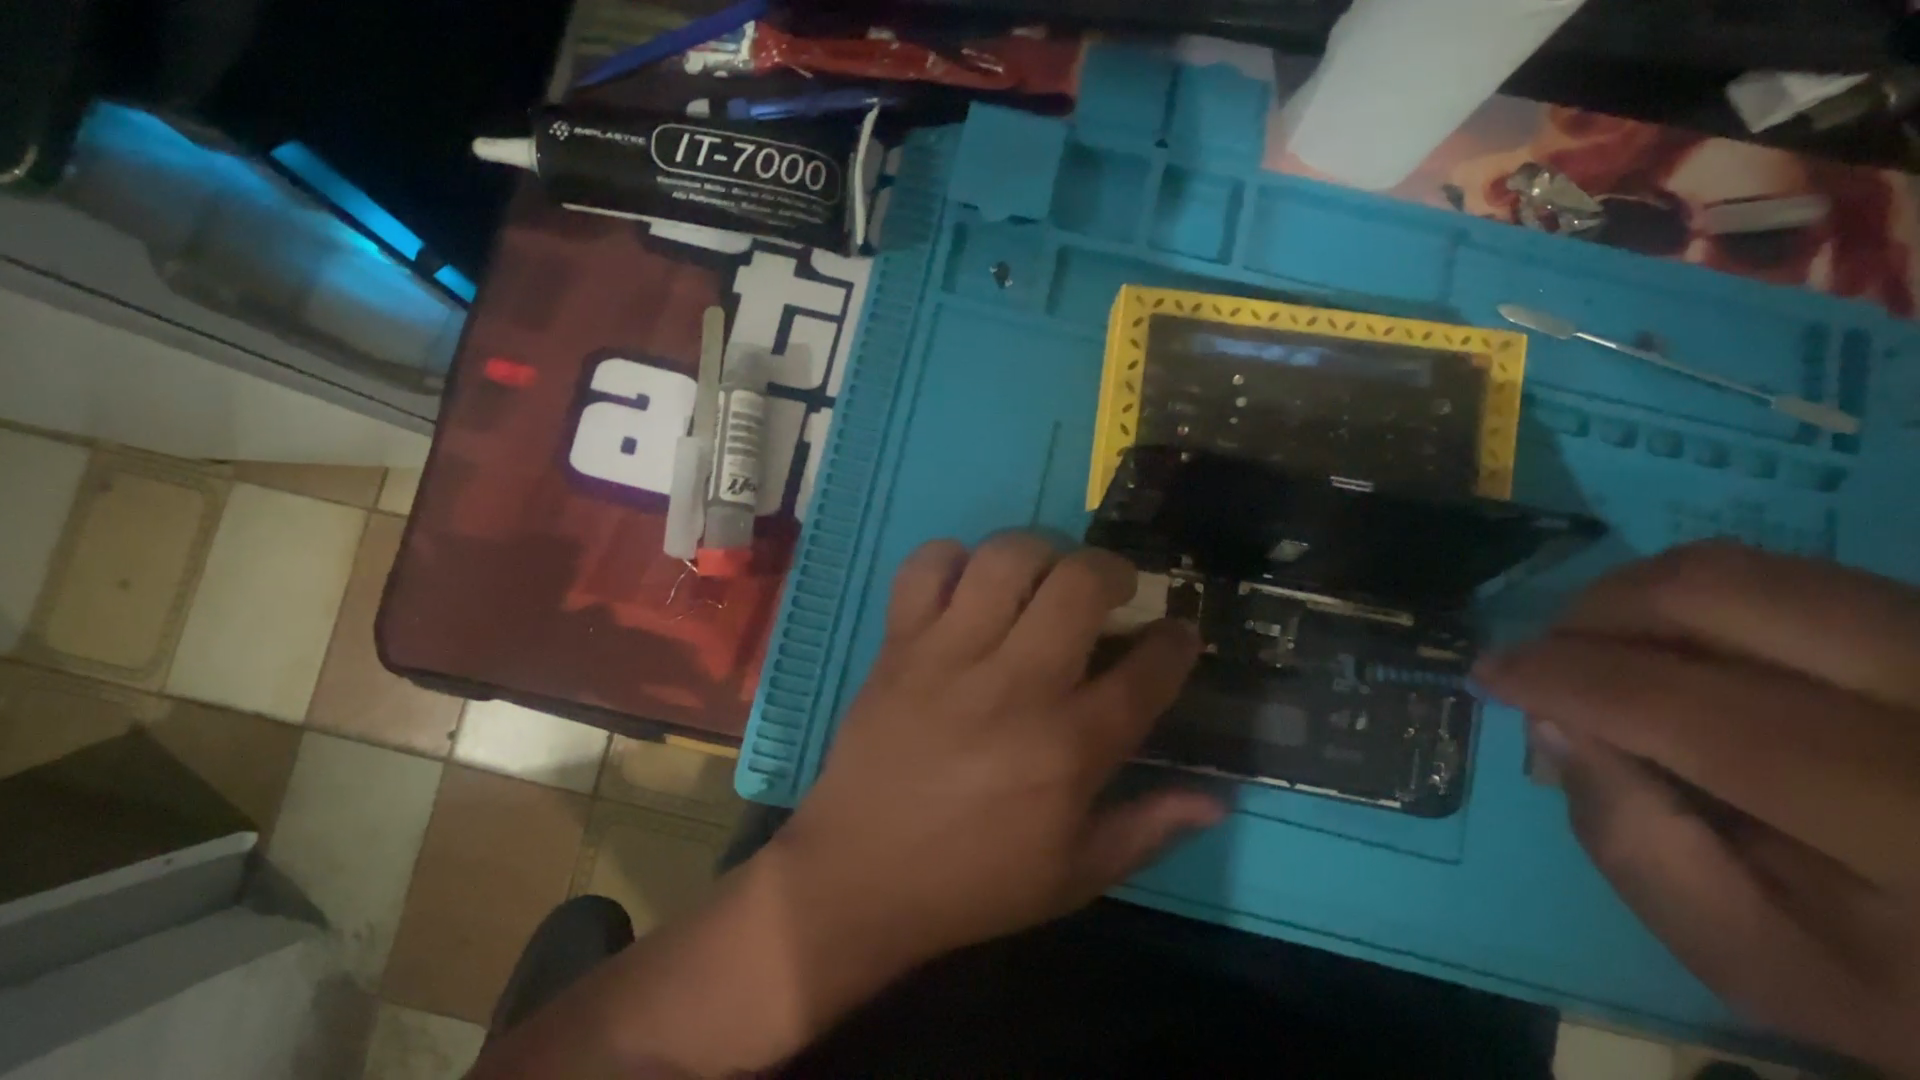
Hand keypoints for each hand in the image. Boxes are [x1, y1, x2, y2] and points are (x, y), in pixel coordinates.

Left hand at [770, 533, 1224, 969]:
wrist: (858, 879)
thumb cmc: (974, 883)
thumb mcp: (1075, 876)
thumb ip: (1150, 829)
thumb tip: (1218, 797)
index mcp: (1071, 747)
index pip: (1148, 669)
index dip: (1176, 641)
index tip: (1177, 633)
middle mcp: (1018, 685)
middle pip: (1081, 584)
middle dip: (1113, 571)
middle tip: (1112, 590)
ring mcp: (951, 656)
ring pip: (1007, 558)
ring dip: (1041, 551)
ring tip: (1046, 574)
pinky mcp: (899, 646)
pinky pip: (926, 568)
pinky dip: (952, 559)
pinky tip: (968, 584)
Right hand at [1473, 541, 1919, 1075]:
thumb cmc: (1897, 984)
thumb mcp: (1756, 963)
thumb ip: (1641, 850)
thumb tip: (1555, 726)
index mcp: (1902, 812)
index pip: (1689, 708)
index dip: (1567, 679)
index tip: (1489, 674)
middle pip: (1721, 594)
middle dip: (1594, 613)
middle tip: (1542, 659)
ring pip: (1755, 569)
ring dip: (1640, 601)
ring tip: (1599, 658)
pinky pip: (1790, 579)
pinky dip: (1700, 606)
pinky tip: (1676, 658)